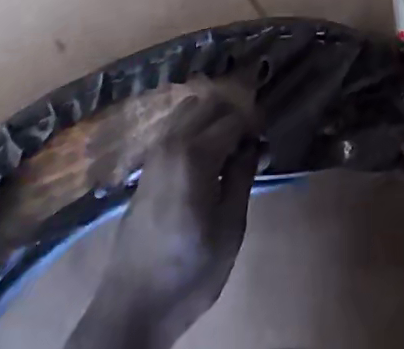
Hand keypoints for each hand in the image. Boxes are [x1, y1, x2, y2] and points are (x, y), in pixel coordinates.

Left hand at [66, 94, 259, 348]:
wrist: (135, 301)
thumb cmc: (190, 270)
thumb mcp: (229, 228)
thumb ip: (242, 177)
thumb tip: (254, 145)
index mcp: (195, 154)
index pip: (232, 118)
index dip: (254, 122)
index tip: (268, 135)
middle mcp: (171, 141)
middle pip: (208, 103)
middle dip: (234, 111)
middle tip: (254, 137)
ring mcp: (154, 150)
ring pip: (188, 109)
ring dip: (212, 115)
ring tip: (233, 143)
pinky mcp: (146, 163)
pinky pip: (174, 126)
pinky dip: (195, 125)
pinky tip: (209, 152)